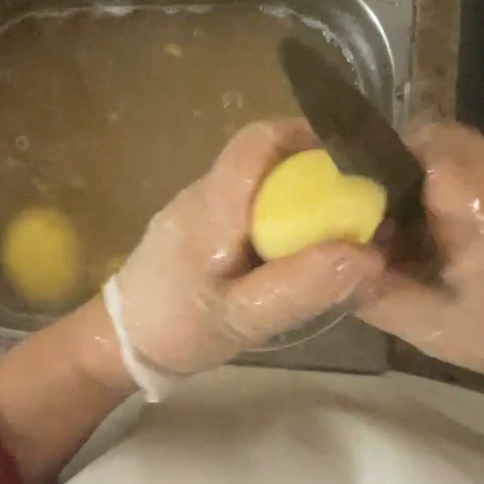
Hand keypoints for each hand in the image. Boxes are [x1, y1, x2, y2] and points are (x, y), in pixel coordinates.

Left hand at [108, 118, 384, 385]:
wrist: (115, 345)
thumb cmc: (174, 329)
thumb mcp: (242, 317)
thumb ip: (301, 286)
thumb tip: (368, 254)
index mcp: (213, 204)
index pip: (260, 140)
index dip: (312, 138)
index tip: (357, 167)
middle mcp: (202, 195)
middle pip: (266, 161)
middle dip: (317, 176)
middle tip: (360, 213)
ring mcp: (194, 212)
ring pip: (257, 186)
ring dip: (298, 202)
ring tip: (337, 236)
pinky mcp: (194, 232)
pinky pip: (243, 209)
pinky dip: (276, 221)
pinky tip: (294, 256)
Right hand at [353, 123, 483, 391]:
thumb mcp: (428, 327)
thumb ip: (372, 290)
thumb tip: (323, 261)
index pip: (426, 144)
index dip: (381, 157)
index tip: (353, 190)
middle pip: (441, 139)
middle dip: (397, 164)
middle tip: (372, 207)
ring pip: (462, 148)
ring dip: (426, 172)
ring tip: (408, 218)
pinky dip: (456, 180)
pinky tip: (448, 223)